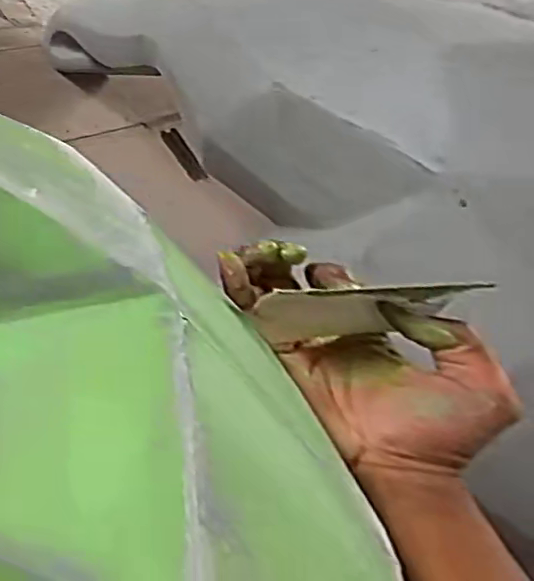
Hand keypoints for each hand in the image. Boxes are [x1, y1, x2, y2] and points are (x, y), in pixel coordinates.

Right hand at [218, 240, 521, 479]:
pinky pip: (243, 307)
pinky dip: (234, 282)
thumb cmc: (437, 436)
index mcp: (364, 334)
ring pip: (262, 288)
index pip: (340, 289)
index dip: (335, 274)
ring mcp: (289, 337)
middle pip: (292, 281)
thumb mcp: (482, 391)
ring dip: (256, 264)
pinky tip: (233, 264)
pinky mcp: (263, 344)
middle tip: (285, 251)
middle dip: (284, 260)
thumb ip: (460, 343)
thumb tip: (409, 307)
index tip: (334, 274)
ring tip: (259, 252)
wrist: (391, 464)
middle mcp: (322, 330)